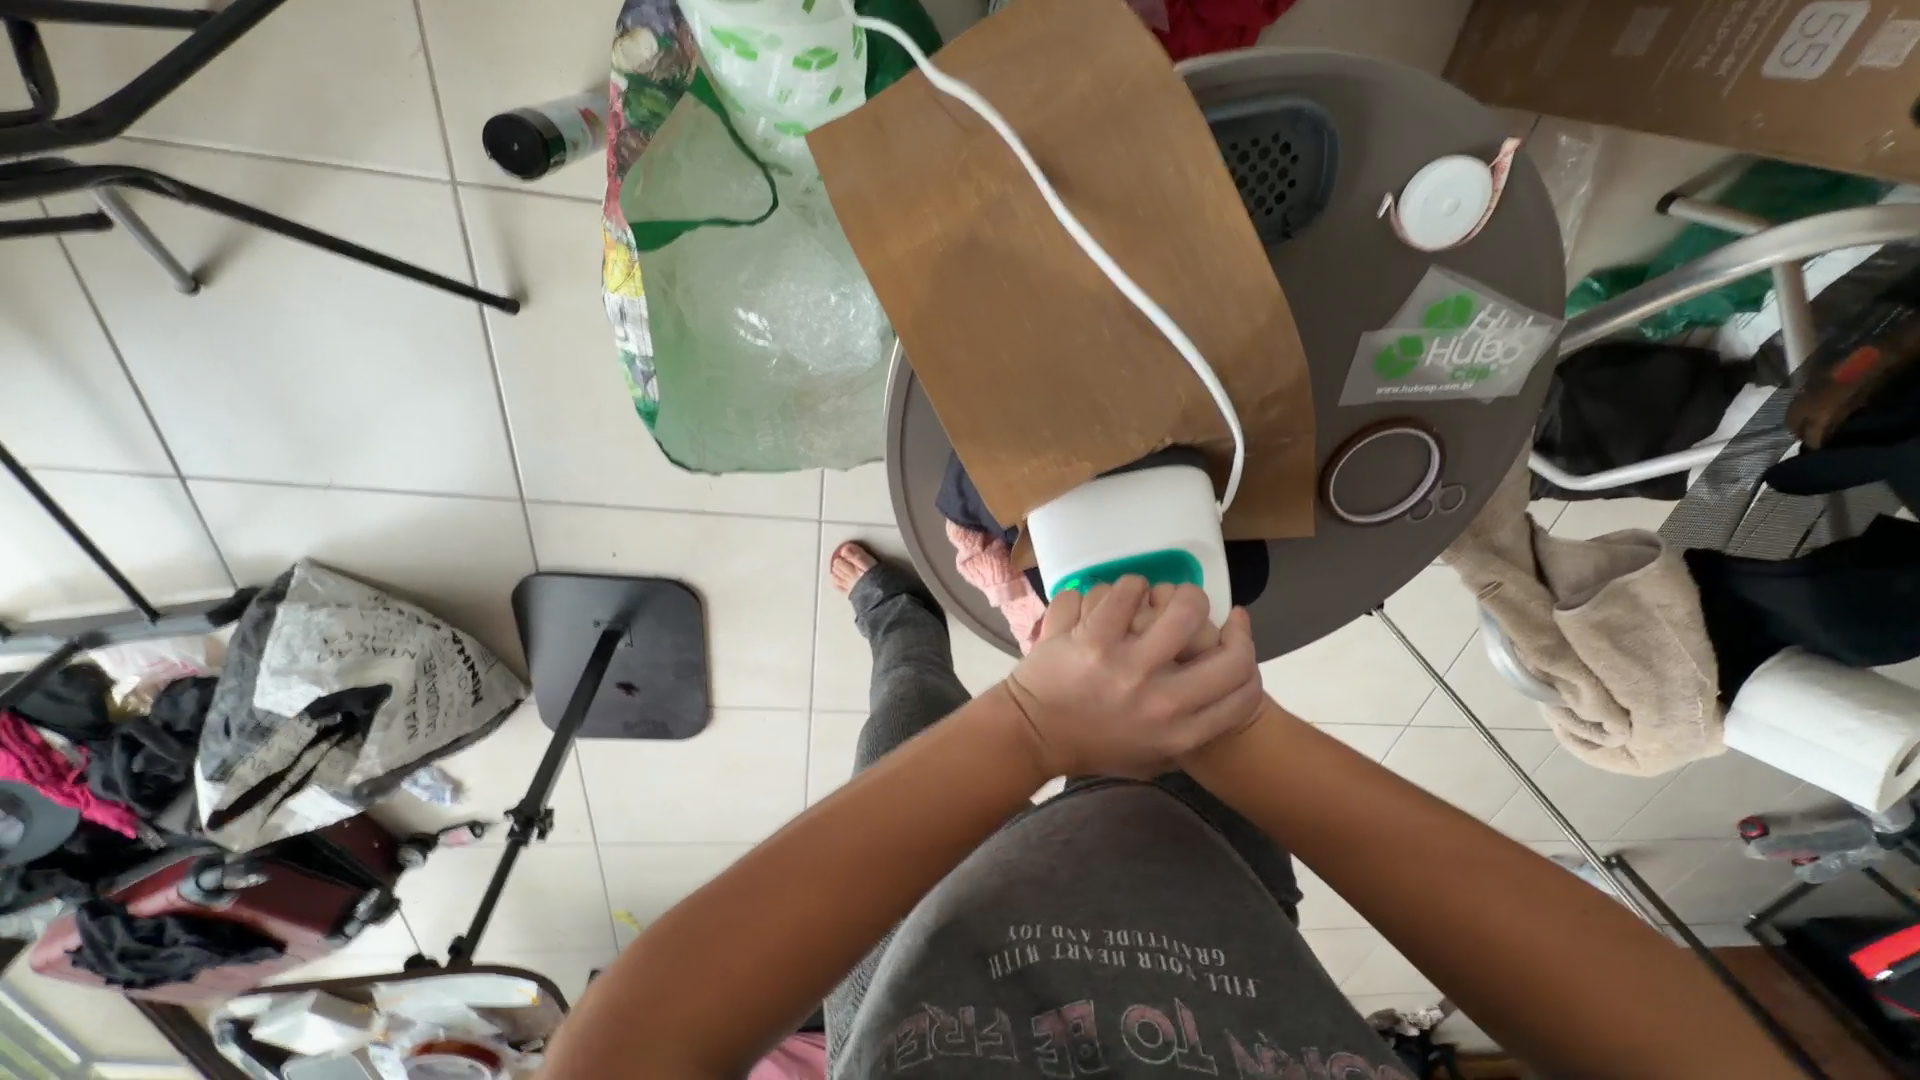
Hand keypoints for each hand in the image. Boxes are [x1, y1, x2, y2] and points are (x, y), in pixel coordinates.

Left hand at [997, 576, 1261, 778]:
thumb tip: (1231, 687)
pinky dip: (1126, 586)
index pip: (1245, 689)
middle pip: (1229, 649)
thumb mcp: (1154, 757)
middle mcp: (1161, 701)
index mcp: (1180, 732)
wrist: (1032, 734)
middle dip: (1218, 622)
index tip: (1234, 630)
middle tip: (1193, 607)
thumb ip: (1193, 730)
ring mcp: (1126, 666)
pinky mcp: (1092, 639)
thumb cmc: (1094, 746)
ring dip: (1171, 593)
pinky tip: (1119, 596)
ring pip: (1181, 606)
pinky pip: (1127, 591)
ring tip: (1154, 597)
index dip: (1247, 651)